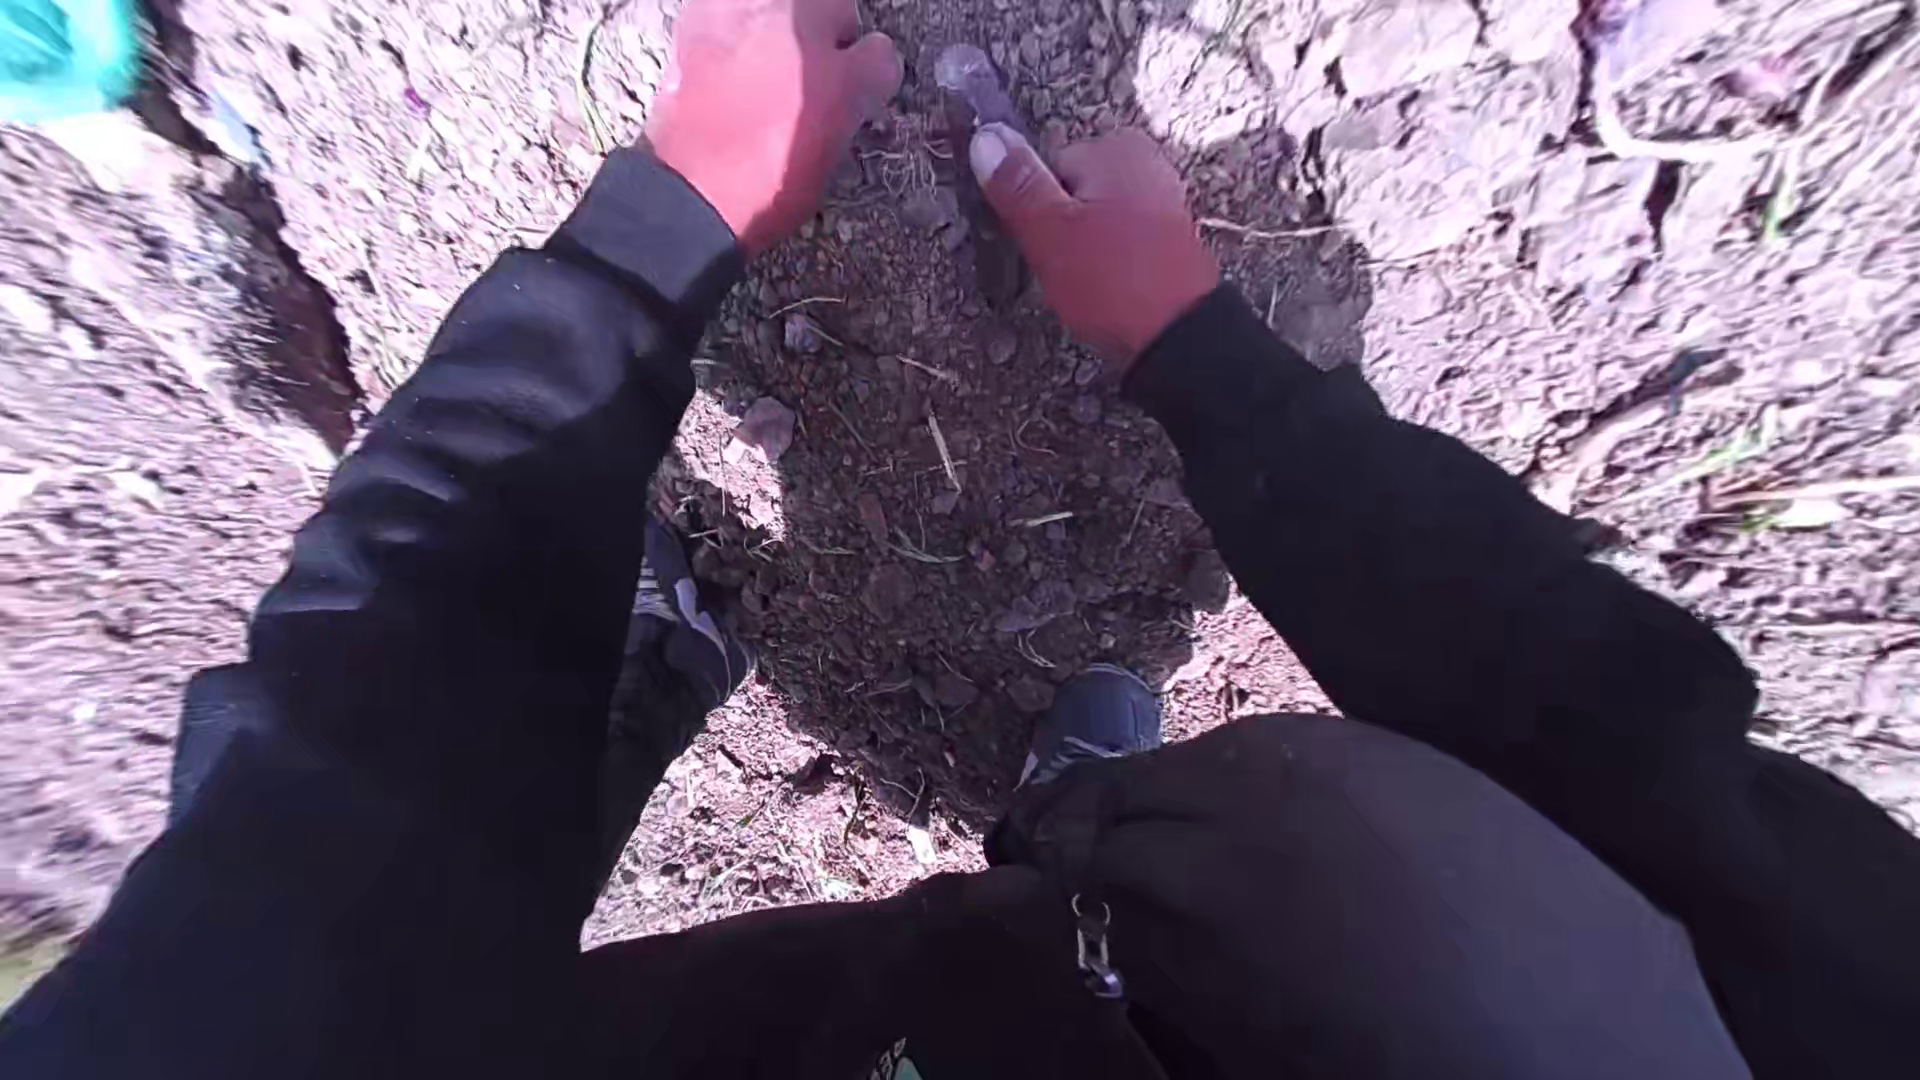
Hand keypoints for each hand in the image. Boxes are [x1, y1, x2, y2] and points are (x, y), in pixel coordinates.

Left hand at [644, 0, 901, 254]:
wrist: (695, 192)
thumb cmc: (764, 195)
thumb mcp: (822, 169)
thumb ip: (840, 122)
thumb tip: (843, 106)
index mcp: (840, 85)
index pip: (884, 56)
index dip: (872, 77)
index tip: (861, 91)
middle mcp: (801, 33)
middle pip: (837, 5)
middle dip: (833, 33)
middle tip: (816, 68)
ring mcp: (751, 13)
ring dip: (787, 23)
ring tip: (769, 58)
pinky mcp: (706, 10)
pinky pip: (736, 2)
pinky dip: (740, 20)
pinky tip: (733, 51)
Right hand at [971, 125, 1219, 368]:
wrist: (1175, 336)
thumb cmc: (1111, 283)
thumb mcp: (1049, 232)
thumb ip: (1017, 185)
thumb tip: (986, 138)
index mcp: (1115, 148)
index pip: (1045, 167)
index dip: (1033, 212)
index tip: (1038, 244)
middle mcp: (1146, 163)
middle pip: (1072, 194)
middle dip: (1061, 230)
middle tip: (1064, 270)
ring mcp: (1163, 202)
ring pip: (1096, 222)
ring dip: (1084, 252)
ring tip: (1087, 285)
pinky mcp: (1169, 242)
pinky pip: (1120, 244)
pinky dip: (1109, 265)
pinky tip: (1108, 290)